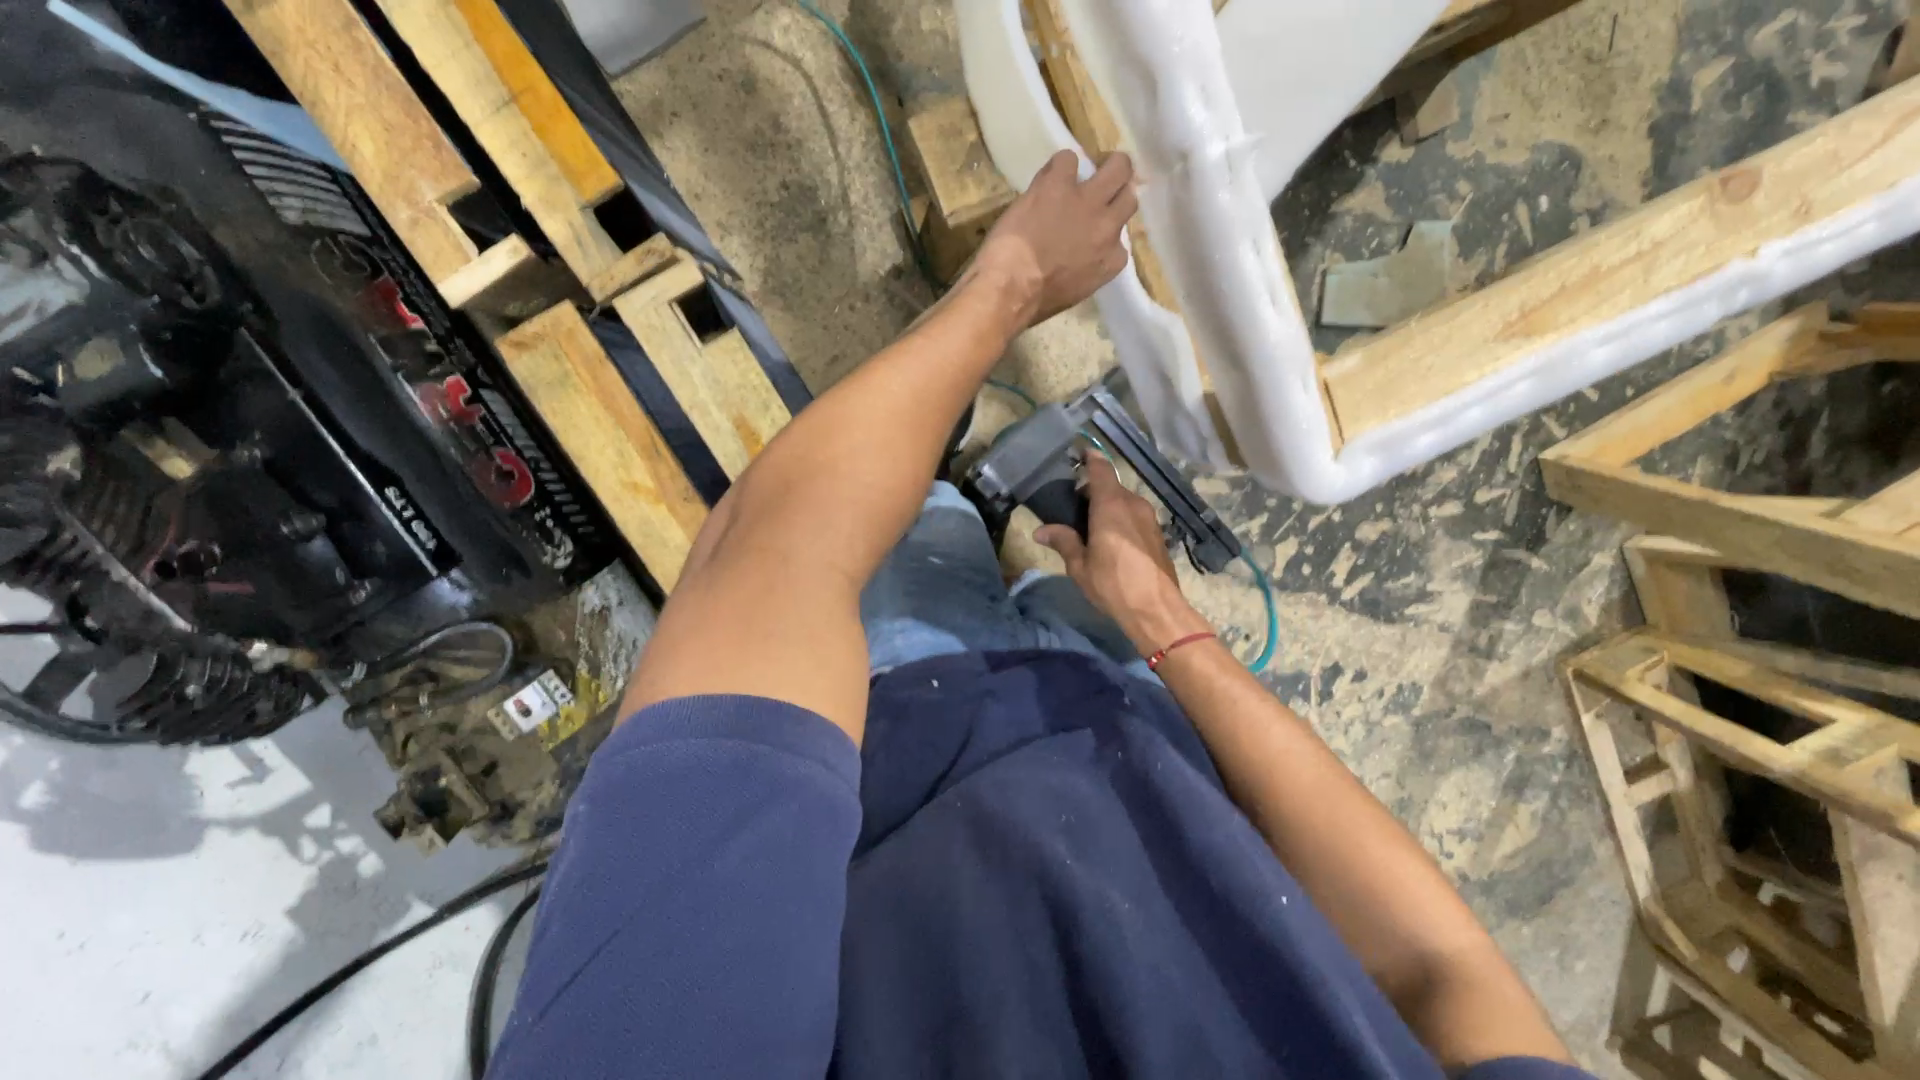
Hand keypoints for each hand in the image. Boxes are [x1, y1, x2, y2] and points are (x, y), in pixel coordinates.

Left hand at [968, 150, 1137, 325]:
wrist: (1012, 286)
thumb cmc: (1037, 300)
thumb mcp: (1076, 290)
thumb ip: (1088, 267)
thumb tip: (1080, 255)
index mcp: (1112, 260)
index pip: (1122, 238)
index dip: (1107, 230)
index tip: (1094, 230)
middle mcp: (1108, 227)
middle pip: (1129, 196)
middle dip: (1119, 190)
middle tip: (1102, 187)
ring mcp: (1087, 201)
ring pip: (1117, 167)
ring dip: (1105, 166)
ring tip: (1083, 171)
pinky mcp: (1060, 184)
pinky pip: (1068, 158)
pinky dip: (1059, 166)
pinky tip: (1047, 178)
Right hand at [1034, 452, 1212, 655]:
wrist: (1156, 608)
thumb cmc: (1112, 584)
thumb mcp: (1080, 566)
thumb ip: (1063, 542)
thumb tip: (1040, 531)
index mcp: (1111, 505)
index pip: (1101, 469)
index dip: (1090, 459)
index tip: (1080, 453)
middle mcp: (1133, 504)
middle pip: (1111, 487)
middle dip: (1093, 491)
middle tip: (1073, 506)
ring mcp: (1149, 519)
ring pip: (1124, 503)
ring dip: (1108, 507)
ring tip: (1090, 526)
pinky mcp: (1158, 535)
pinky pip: (1135, 517)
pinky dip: (1121, 519)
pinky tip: (1111, 541)